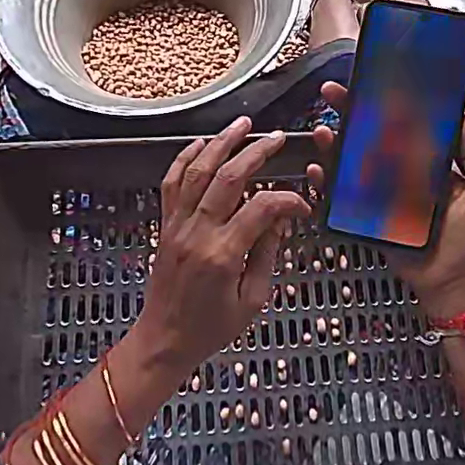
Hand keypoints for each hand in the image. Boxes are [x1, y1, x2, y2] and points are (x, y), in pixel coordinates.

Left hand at [125, 117, 311, 372]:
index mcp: (223, 255)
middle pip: (227, 178)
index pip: (261, 208)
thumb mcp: (253, 300)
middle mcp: (196, 233)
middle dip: (255, 152)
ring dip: (220, 143)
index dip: (287, 200)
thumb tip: (280, 221)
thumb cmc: (209, 328)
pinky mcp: (165, 226)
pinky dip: (184, 159)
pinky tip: (200, 143)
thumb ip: (267, 255)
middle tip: (276, 138)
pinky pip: (171, 183)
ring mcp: (176, 226)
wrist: (164, 340)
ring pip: (197, 172)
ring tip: (241, 125)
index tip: (300, 206)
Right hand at [307, 83, 464, 315]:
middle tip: (335, 95)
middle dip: (350, 114)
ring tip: (326, 132)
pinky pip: (342, 196)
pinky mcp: (367, 215)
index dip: (387, 104)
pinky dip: (327, 183)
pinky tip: (321, 171)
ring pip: (351, 162)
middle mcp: (402, 173)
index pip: (405, 124)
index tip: (374, 85)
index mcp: (429, 162)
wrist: (455, 281)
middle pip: (370, 137)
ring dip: (334, 144)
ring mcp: (382, 193)